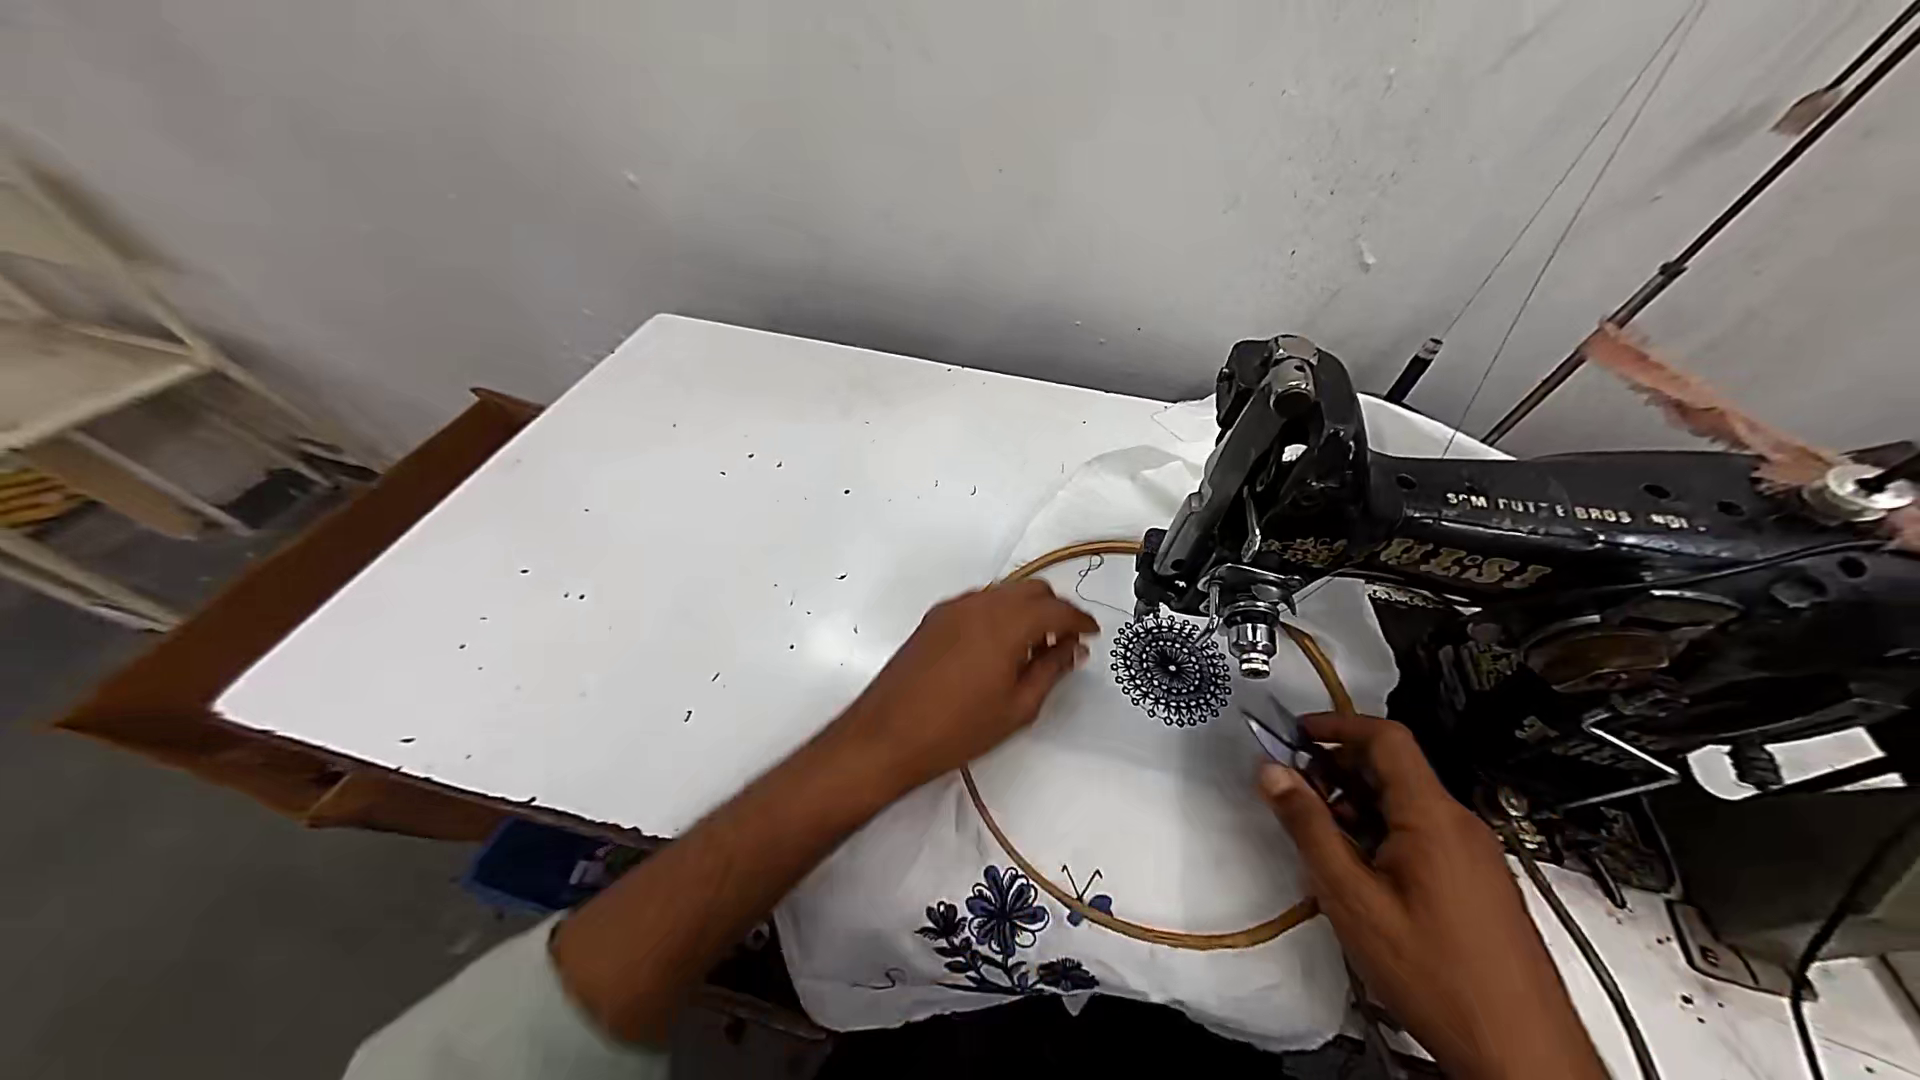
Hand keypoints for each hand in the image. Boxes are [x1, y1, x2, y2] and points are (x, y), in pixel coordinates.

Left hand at [831, 580, 1096, 790]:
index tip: (1090, 633)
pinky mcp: (934, 618)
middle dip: (1054, 610)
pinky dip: (998, 614)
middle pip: (1031, 590)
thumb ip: (1051, 670)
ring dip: (1024, 610)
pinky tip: (997, 648)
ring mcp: (953, 608)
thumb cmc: (955, 728)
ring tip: (1031, 649)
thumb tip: (1071, 649)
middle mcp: (980, 605)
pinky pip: (978, 603)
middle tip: (1065, 640)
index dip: (1080, 620)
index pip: (1056, 608)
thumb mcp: (1018, 706)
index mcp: (1006, 624)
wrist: (888, 734)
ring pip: (1003, 593)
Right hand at [1259, 712, 1605, 1079]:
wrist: (1522, 1057)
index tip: (1298, 732)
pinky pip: (1419, 831)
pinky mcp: (1474, 879)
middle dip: (1336, 771)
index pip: (1385, 737)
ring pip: (1402, 802)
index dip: (1335, 725)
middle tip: (1297, 794)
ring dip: (1354, 806)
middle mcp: (1459, 826)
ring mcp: (1472, 853)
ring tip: (1323, 842)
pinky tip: (1358, 872)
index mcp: (1433, 817)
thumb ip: (1308, 827)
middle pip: (1390, 768)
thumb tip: (1275, 775)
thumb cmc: (1443, 980)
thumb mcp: (1352, 897)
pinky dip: (1378, 832)